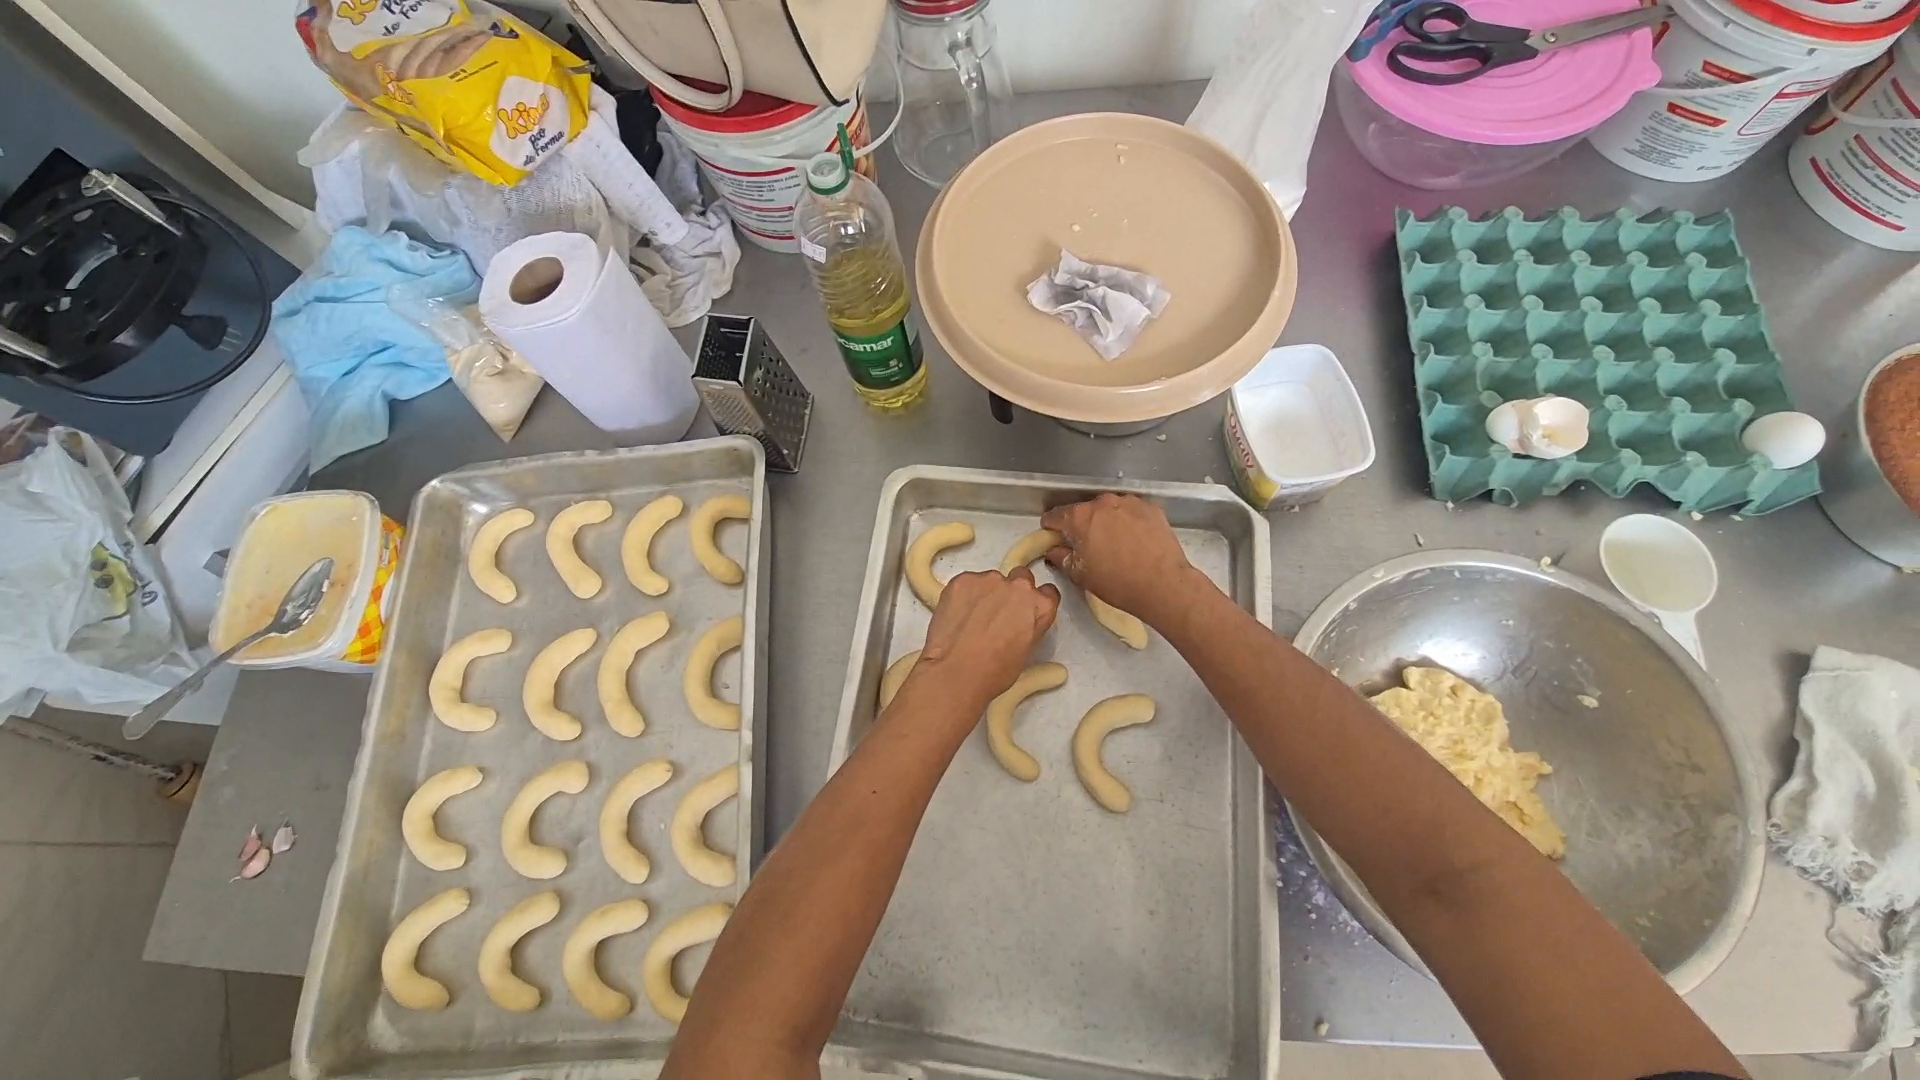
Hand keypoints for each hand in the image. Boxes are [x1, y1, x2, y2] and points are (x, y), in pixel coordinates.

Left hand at [916, 567, 1060, 708]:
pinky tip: (956, 615)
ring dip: (985, 593)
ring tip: (971, 617)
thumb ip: (1028, 626)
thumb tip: (1018, 622)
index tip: (1024, 611)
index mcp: (1041, 606)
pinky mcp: (963, 579)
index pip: (1047, 593)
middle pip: (1021, 578)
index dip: (1034, 602)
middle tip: (997, 612)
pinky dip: (963, 595)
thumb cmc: (995, 673)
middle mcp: (1020, 587)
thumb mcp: (1026, 651)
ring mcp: (990, 580)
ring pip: (991, 580)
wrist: (956, 672)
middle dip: (1012, 591)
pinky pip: (967, 582)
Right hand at [1041, 494, 1196, 625]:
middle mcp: (1103, 503)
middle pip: (1084, 510)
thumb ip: (1061, 557)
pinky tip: (1135, 540)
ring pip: (1110, 509)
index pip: (1055, 516)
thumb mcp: (1080, 575)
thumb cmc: (1117, 582)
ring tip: (1116, 543)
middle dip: (1082, 525)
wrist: (1163, 584)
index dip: (1051, 527)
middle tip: (1088, 546)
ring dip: (1107, 521)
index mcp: (1080, 517)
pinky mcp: (1151, 508)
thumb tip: (1055, 550)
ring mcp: (1129, 503)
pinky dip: (1129, 522)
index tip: (1054, 536)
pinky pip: (1132, 512)